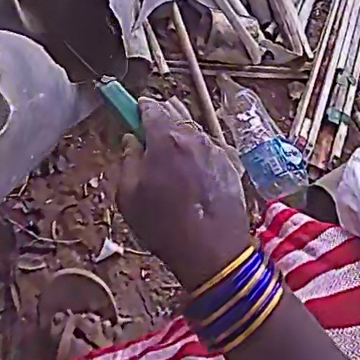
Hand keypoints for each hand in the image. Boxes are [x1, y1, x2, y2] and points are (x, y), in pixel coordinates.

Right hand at [116, 98, 251, 287]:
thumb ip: (127, 159)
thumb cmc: (163, 226)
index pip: (150, 106)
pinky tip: (193, 172)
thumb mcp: (128, 195)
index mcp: (164, 139)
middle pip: (174, 111)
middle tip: (149, 139)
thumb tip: (131, 140)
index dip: (138, 108)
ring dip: (180, 135)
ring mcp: (216, 148)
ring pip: (193, 129)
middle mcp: (193, 136)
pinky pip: (210, 146)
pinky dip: (198, 151)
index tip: (132, 114)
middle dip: (160, 119)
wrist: (213, 253)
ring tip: (172, 159)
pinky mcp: (232, 163)